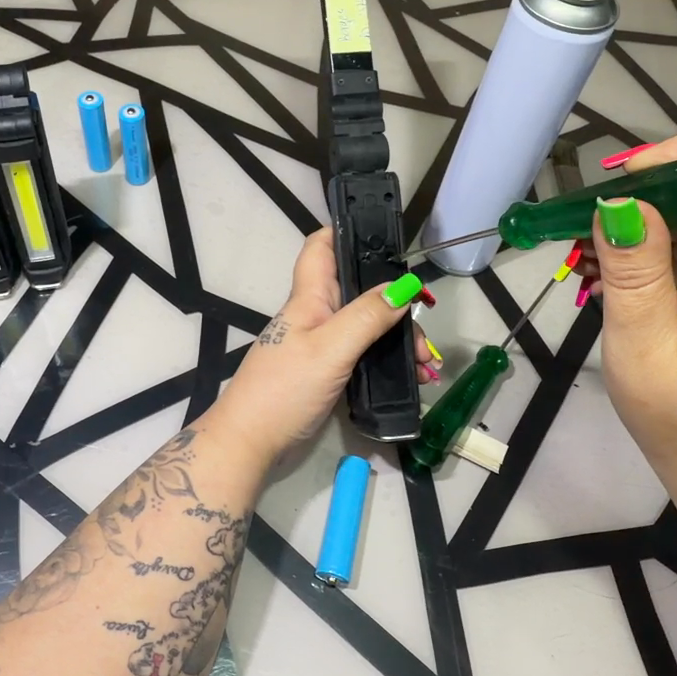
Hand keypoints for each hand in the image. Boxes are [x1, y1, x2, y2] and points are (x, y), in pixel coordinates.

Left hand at [204, 228, 432, 462]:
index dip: (346, 233)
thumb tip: (403, 288)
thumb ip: (366, 317)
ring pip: (366, 327)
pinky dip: (389, 363)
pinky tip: (412, 378)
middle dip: (396, 305)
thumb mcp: (330, 349)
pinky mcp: (325, 374)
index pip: (321, 248)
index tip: (384, 237)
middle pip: (359, 292)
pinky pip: (364, 356)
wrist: (250, 442)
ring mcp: (320, 346)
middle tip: (423, 336)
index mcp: (309, 298)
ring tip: (426, 367)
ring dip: (399, 340)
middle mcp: (315, 316)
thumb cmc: (284, 389)